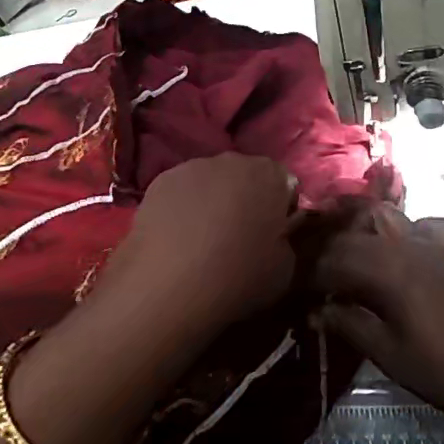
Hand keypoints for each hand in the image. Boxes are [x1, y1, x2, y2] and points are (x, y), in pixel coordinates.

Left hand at [89, 153, 303, 346]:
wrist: (172, 283)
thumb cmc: (239, 276)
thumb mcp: (284, 269)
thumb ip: (283, 240)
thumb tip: (274, 234)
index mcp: (269, 175)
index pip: (283, 183)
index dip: (279, 208)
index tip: (272, 232)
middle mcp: (232, 160)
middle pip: (244, 176)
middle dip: (244, 198)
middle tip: (237, 235)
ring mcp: (191, 167)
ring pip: (209, 181)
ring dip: (210, 200)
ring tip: (201, 238)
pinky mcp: (159, 181)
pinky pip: (179, 191)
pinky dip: (181, 207)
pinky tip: (176, 237)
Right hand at [314, 205, 443, 430]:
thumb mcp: (392, 356)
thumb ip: (350, 325)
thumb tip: (316, 310)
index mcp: (385, 269)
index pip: (331, 259)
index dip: (307, 274)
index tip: (290, 289)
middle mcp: (404, 246)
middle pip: (352, 235)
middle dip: (324, 251)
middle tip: (308, 278)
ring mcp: (430, 247)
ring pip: (384, 218)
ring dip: (358, 230)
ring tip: (344, 257)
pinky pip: (423, 226)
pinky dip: (406, 231)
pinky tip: (401, 253)